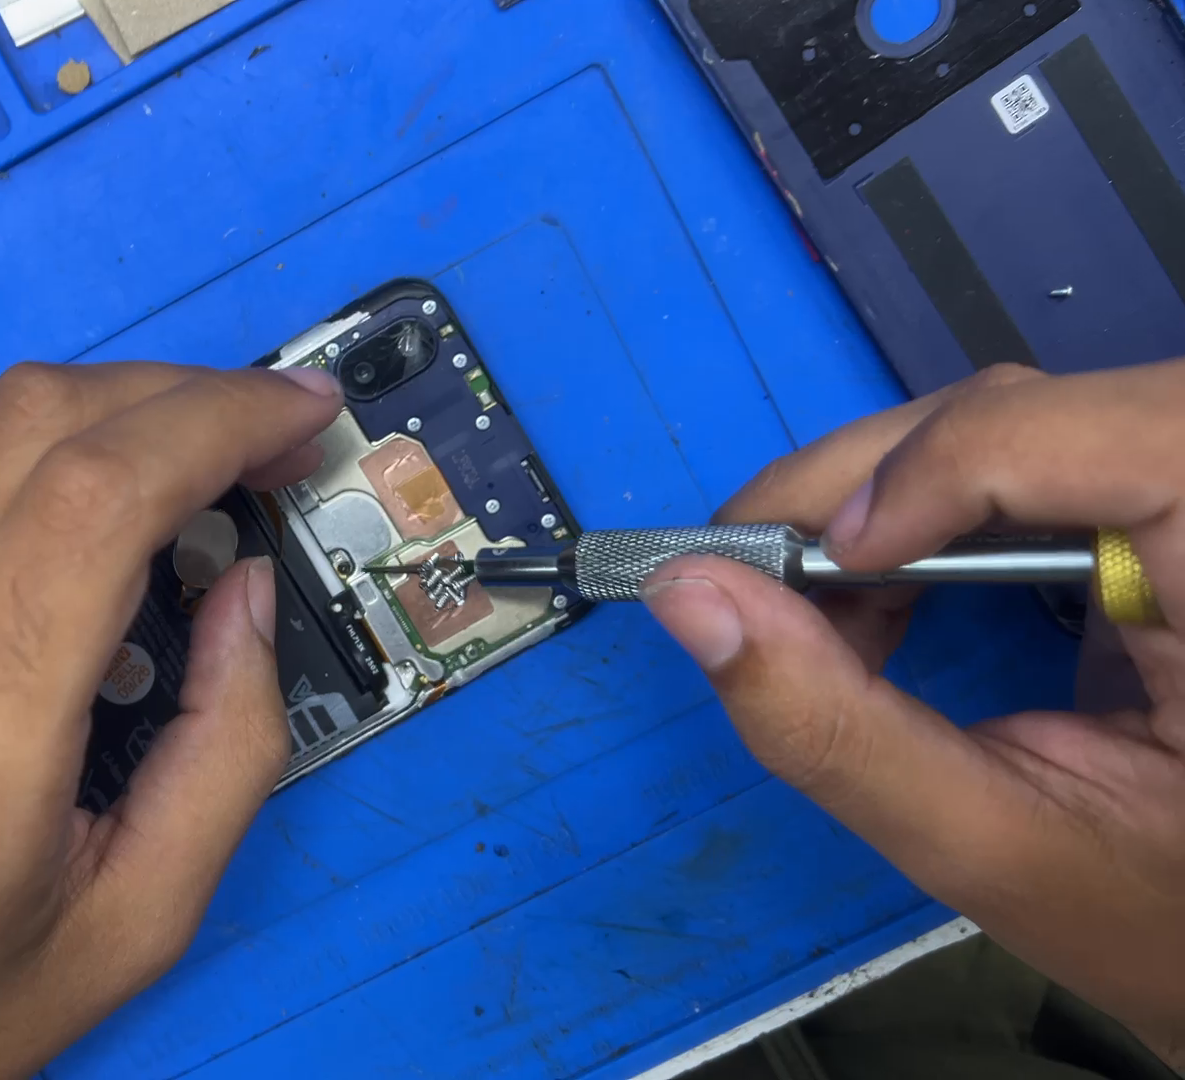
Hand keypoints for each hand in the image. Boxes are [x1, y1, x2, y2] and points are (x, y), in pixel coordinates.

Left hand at [0, 362, 343, 1078]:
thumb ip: (227, 743)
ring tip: (188, 439)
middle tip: (263, 423)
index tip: (298, 413)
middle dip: (178, 393)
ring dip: (106, 398)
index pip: (93, 505)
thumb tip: (245, 587)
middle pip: (30, 429)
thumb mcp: (143, 920)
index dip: (214, 423)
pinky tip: (83, 469)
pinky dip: (26, 432)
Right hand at [641, 362, 1184, 1061]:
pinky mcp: (1163, 506)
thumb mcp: (983, 846)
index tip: (821, 574)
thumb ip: (823, 723)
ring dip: (869, 505)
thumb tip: (681, 591)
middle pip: (1022, 412)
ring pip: (1001, 422)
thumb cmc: (1165, 922)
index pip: (1099, 434)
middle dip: (859, 490)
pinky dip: (909, 514)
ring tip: (822, 608)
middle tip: (769, 584)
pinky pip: (1014, 456)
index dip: (930, 475)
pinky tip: (881, 592)